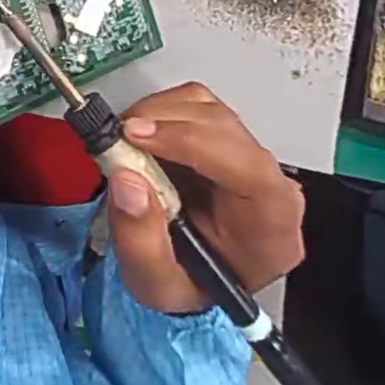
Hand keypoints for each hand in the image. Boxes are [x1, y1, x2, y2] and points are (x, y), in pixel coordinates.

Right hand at [104, 83, 304, 313]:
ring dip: (156, 114)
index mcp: (268, 228)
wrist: (186, 274)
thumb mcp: (154, 282)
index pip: (249, 168)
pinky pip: (192, 102)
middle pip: (225, 128)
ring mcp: (246, 156)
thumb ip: (140, 240)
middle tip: (115, 141)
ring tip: (124, 142)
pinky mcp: (223, 136)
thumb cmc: (181, 281)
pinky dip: (156, 110)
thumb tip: (127, 180)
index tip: (136, 136)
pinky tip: (139, 137)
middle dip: (163, 125)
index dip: (192, 142)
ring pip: (207, 107)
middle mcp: (269, 186)